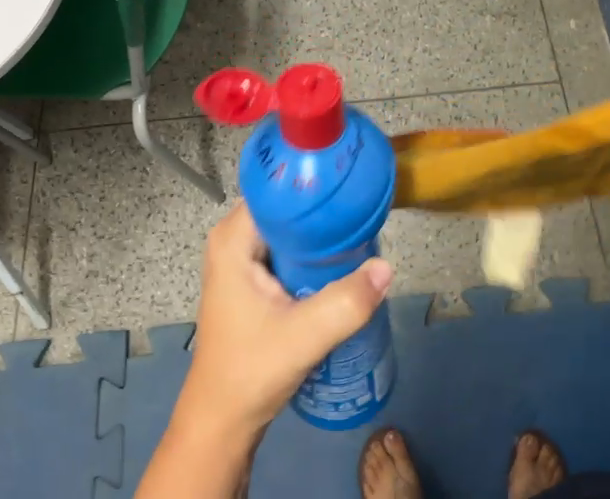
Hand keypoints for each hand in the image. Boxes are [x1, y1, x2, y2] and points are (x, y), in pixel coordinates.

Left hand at [175, 204, 393, 437]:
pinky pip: (290, 255)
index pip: (279, 190)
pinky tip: (345, 266)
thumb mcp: (303, 337)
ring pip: (292, 234)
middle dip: (326, 213)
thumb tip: (386, 268)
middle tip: (366, 215)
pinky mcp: (254, 283)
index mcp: (233, 238)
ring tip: (363, 236)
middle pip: (288, 210)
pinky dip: (316, 258)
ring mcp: (243, 262)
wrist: (223, 421)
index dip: (315, 187)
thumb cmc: (250, 371)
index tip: (352, 187)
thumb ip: (346, 303)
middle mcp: (234, 240)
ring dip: (324, 238)